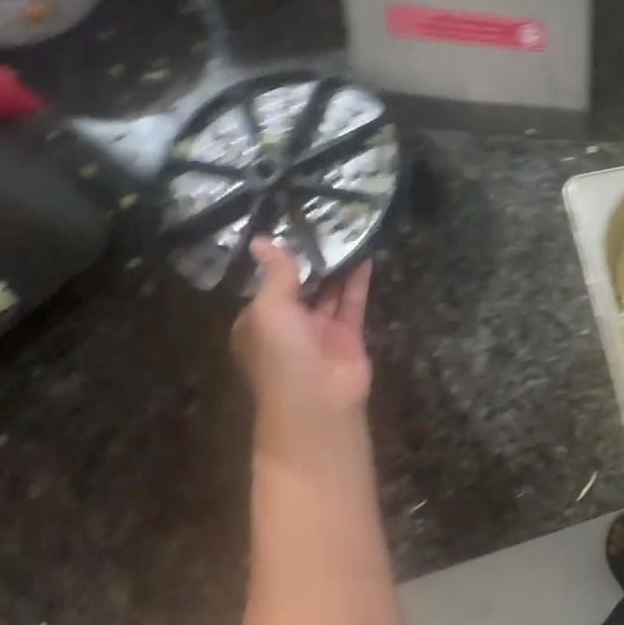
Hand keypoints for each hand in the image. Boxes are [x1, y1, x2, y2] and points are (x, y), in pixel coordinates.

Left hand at [233, 238, 373, 441]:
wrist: (318, 400)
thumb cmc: (281, 353)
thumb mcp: (269, 308)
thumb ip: (276, 274)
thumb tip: (261, 239)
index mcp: (258, 321)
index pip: (268, 285)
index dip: (279, 260)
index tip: (291, 229)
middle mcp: (288, 325)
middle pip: (301, 287)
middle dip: (311, 262)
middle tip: (324, 224)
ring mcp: (320, 331)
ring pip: (329, 293)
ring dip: (337, 268)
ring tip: (347, 234)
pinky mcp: (349, 335)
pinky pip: (352, 303)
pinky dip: (358, 281)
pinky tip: (364, 257)